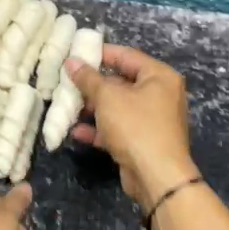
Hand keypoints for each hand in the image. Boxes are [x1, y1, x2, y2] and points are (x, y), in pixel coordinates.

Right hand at [65, 44, 200, 210]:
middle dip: (94, 85)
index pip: (127, 56)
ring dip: (94, 108)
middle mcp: (160, 95)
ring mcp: (153, 120)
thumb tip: (72, 61)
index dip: (101, 53)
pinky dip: (101, 129)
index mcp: (160, 76)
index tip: (76, 53)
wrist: (157, 176)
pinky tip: (77, 132)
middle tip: (68, 82)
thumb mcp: (108, 97)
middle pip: (122, 82)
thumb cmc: (136, 127)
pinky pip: (119, 128)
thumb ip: (88, 78)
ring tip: (68, 107)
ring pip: (119, 107)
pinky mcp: (144, 141)